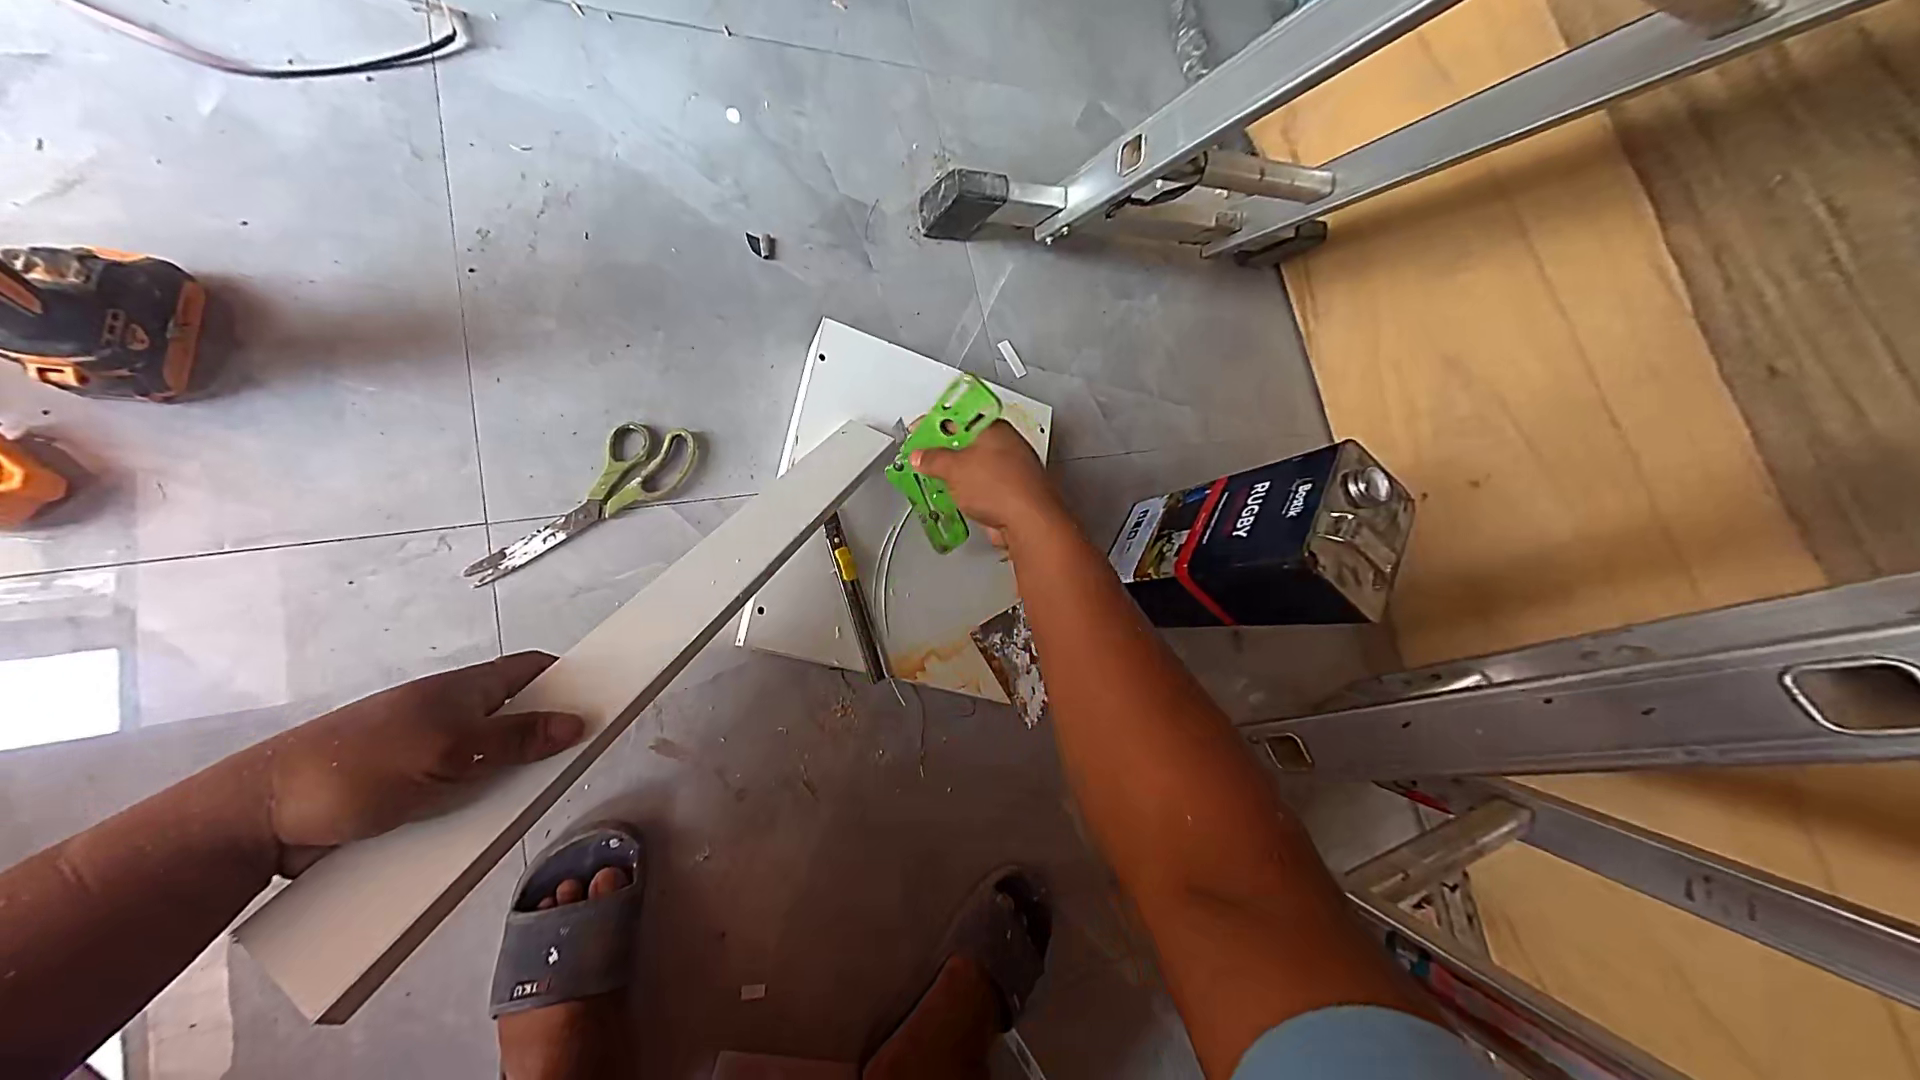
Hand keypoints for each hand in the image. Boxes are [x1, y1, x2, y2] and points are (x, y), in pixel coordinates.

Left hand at [258, 652, 584, 873]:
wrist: (258, 819)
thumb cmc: (359, 766)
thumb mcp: (448, 750)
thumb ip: (515, 738)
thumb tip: (577, 722)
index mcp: (464, 690)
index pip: (531, 670)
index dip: (568, 677)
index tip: (600, 696)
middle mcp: (453, 716)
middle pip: (518, 717)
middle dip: (547, 735)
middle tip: (578, 758)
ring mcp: (432, 753)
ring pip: (492, 760)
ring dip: (514, 777)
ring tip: (540, 799)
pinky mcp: (413, 790)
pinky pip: (464, 791)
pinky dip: (482, 804)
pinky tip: (492, 825)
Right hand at [911, 419, 1067, 546]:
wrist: (1028, 522)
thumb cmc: (1003, 488)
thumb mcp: (953, 468)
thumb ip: (932, 459)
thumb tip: (921, 457)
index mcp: (993, 428)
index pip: (958, 416)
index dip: (934, 423)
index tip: (917, 432)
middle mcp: (1004, 445)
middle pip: (965, 442)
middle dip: (942, 451)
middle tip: (923, 458)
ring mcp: (1008, 470)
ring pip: (973, 466)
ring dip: (953, 474)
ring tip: (935, 480)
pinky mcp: (1008, 492)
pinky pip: (980, 487)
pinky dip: (966, 491)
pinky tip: (955, 498)